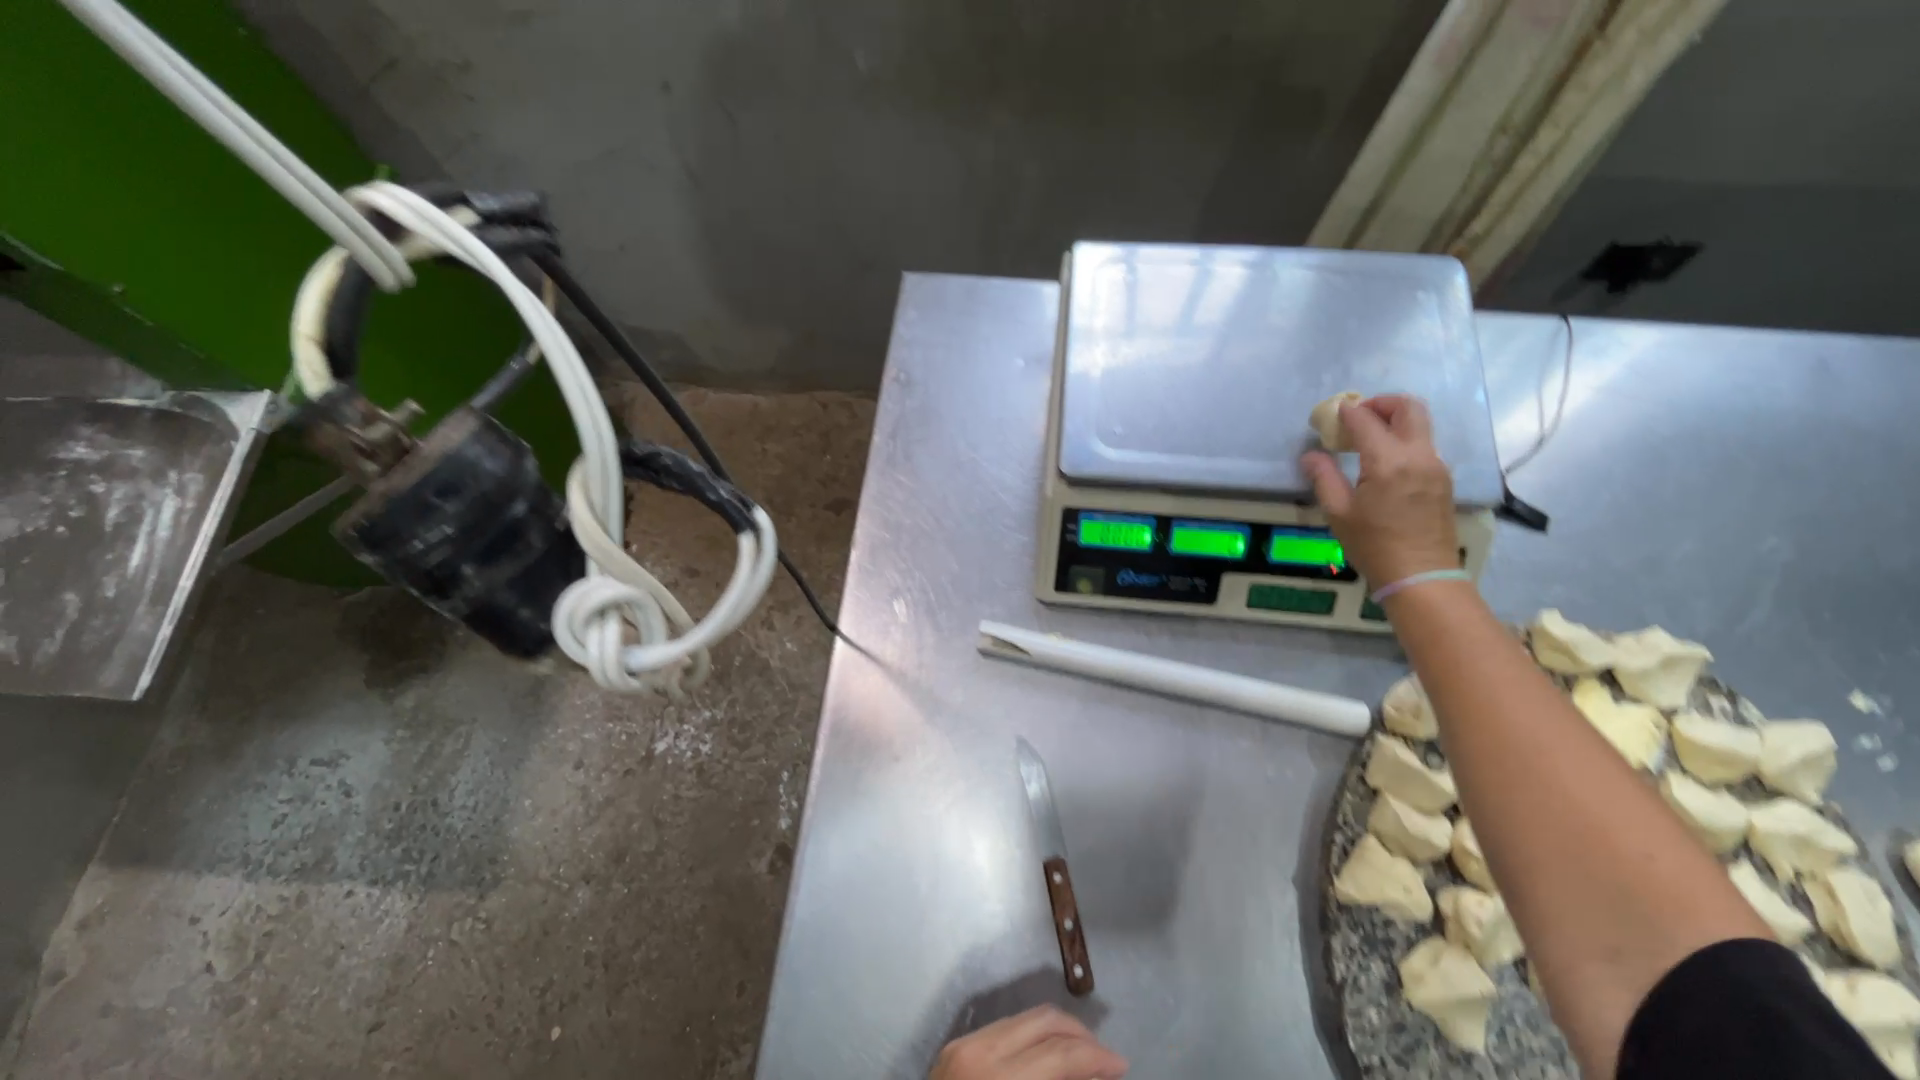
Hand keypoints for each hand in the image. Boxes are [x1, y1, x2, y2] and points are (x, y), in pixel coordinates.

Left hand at [930, 1005, 1127, 1079]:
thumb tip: (1090, 1075)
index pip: (1061, 1053)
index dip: (1098, 1057)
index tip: (1121, 1066)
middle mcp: (981, 1050)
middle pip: (1045, 1020)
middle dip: (1081, 1035)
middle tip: (1104, 1058)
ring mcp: (964, 1043)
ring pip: (1025, 1017)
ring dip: (1058, 1031)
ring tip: (1080, 1055)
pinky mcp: (955, 1045)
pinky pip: (1004, 1028)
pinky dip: (1032, 1036)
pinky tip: (1046, 1056)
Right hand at [1300, 394, 1459, 586]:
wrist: (1421, 575)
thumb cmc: (1374, 546)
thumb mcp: (1339, 513)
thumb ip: (1324, 477)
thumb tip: (1311, 455)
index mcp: (1388, 461)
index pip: (1366, 420)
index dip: (1346, 413)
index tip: (1331, 415)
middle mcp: (1418, 455)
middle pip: (1408, 407)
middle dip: (1381, 403)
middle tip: (1358, 416)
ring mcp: (1436, 465)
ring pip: (1420, 424)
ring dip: (1394, 421)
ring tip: (1368, 440)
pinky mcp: (1443, 479)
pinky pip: (1424, 445)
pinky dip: (1404, 440)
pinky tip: (1385, 462)